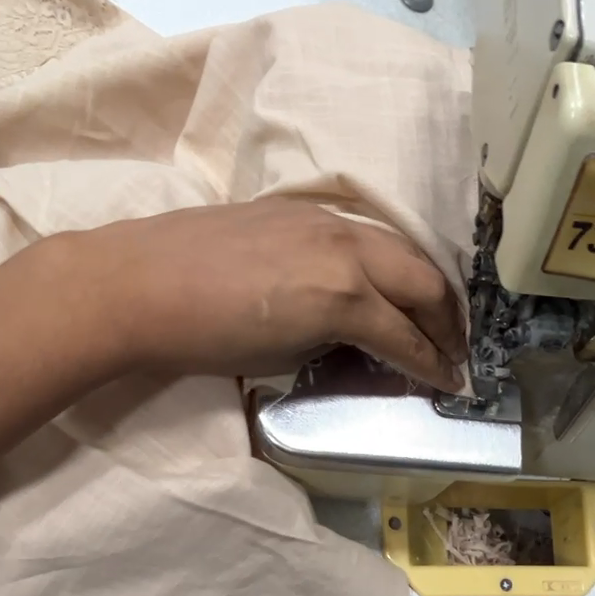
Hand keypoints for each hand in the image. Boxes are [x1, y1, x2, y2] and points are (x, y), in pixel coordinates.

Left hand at [55, 199, 467, 390]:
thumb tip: (365, 345)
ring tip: (434, 316)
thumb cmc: (206, 339)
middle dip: (448, 323)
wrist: (137, 285)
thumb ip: (338, 345)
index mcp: (344, 297)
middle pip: (424, 283)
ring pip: (401, 251)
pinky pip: (368, 234)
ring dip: (427, 286)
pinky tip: (386, 280)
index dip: (434, 366)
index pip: (407, 337)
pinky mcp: (301, 210)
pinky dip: (390, 262)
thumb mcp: (286, 356)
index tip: (452, 385)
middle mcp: (349, 250)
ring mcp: (326, 222)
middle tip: (457, 352)